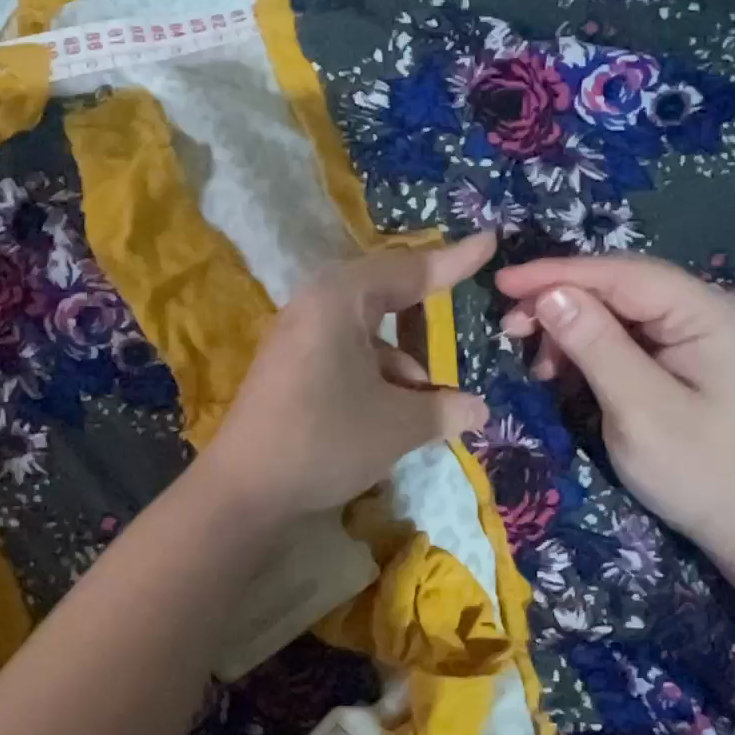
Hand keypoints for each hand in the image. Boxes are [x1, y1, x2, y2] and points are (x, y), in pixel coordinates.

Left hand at [201, 234, 496, 517]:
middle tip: (461, 329)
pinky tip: (390, 419)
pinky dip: (372, 381)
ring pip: (364, 339)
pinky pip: (342, 361)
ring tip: (429, 407)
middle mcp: (312, 309)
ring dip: (400, 366)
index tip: (489, 243)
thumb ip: (444, 409)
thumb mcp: (398, 425)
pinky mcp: (285, 374)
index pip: (407, 270)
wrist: (245, 491)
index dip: (452, 261)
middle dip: (424, 322)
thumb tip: (479, 409)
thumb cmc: (326, 441)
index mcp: (338, 300)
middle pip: (383, 301)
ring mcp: (294, 343)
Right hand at [496, 253, 734, 557]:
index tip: (502, 281)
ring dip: (570, 330)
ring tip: (538, 366)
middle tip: (508, 329)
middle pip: (621, 288)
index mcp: (710, 313)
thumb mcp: (638, 409)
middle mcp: (708, 310)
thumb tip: (549, 296)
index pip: (624, 275)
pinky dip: (588, 350)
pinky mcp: (685, 358)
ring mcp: (699, 334)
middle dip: (560, 302)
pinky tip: (564, 372)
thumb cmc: (697, 469)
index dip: (558, 274)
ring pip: (620, 313)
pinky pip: (628, 338)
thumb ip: (595, 347)